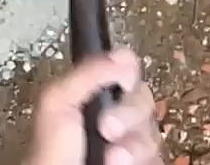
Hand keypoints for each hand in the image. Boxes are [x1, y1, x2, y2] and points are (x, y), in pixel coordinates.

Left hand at [27, 50, 162, 164]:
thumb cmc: (52, 150)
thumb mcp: (57, 100)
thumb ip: (87, 73)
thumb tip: (121, 56)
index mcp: (95, 90)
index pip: (126, 68)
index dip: (130, 72)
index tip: (124, 83)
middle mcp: (116, 111)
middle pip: (144, 96)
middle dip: (129, 112)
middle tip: (107, 128)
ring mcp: (129, 140)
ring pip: (152, 129)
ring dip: (134, 145)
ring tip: (110, 158)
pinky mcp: (140, 162)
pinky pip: (157, 156)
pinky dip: (141, 161)